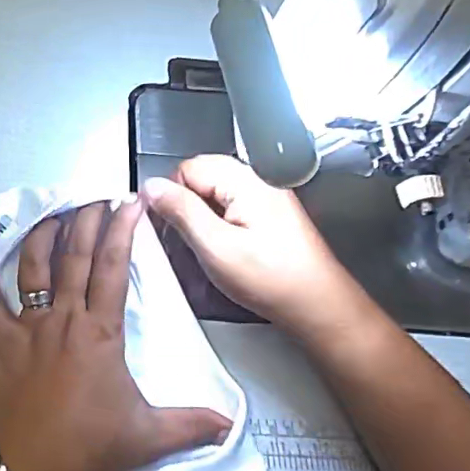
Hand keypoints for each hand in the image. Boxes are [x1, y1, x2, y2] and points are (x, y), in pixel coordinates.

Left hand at [0, 199, 232, 470]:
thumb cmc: (89, 448)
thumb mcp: (148, 436)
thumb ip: (191, 424)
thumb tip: (232, 424)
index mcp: (101, 330)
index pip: (115, 266)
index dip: (123, 229)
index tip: (130, 202)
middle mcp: (63, 318)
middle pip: (76, 256)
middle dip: (87, 221)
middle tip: (95, 198)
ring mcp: (27, 328)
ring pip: (33, 268)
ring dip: (43, 237)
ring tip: (53, 216)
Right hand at [143, 155, 372, 336]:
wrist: (316, 303)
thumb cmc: (274, 279)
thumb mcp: (216, 247)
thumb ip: (182, 211)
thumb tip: (153, 187)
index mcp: (245, 179)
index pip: (188, 167)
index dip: (171, 196)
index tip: (168, 226)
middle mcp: (258, 179)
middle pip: (202, 177)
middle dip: (186, 207)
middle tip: (186, 242)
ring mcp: (267, 195)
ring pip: (215, 194)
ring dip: (202, 219)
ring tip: (207, 251)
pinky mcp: (270, 213)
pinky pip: (232, 207)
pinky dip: (220, 226)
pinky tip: (226, 251)